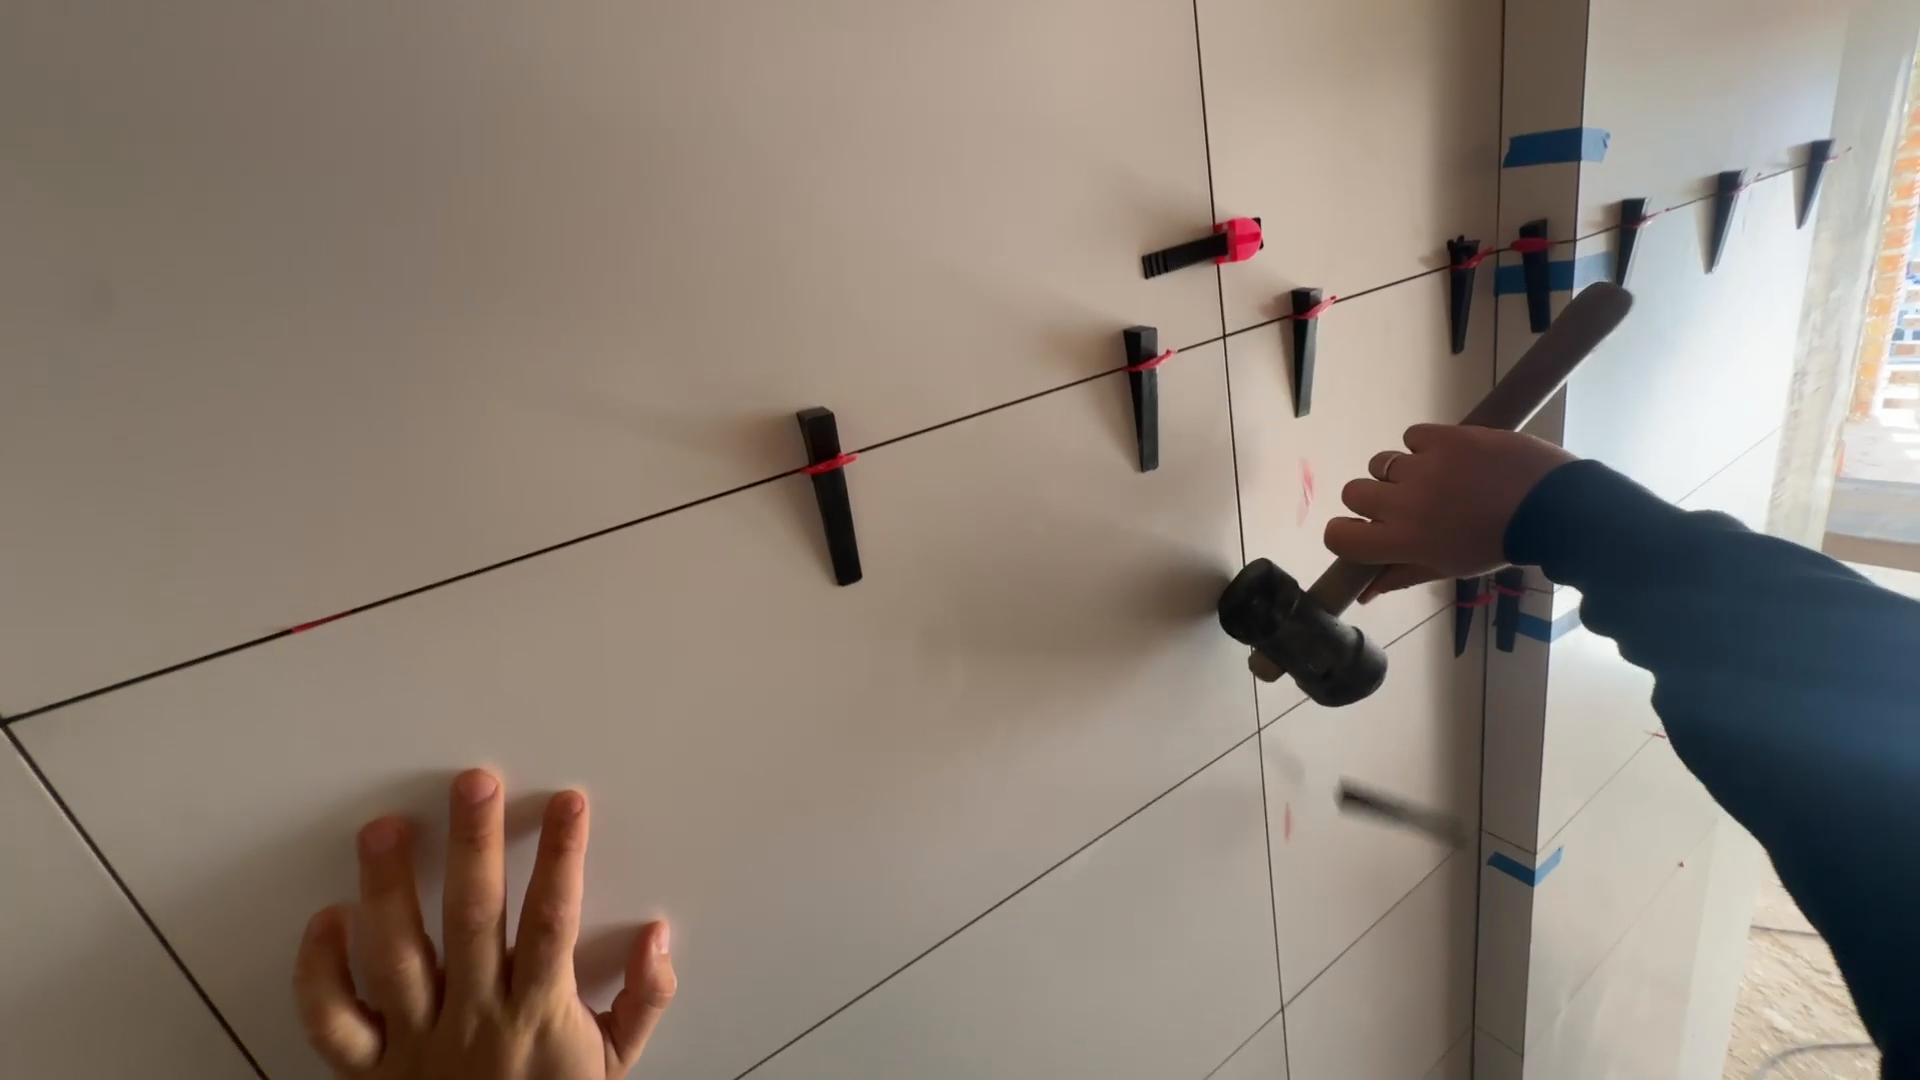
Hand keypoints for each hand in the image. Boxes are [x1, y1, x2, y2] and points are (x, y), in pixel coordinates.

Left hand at [293, 769, 675, 1079]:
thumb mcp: (616, 1064)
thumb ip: (644, 999)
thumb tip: (657, 935)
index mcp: (537, 1014)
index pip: (553, 919)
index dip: (563, 856)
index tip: (568, 802)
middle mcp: (472, 1017)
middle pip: (473, 919)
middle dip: (476, 845)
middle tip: (473, 785)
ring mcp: (413, 1043)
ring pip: (396, 957)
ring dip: (390, 889)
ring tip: (385, 830)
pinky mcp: (365, 1072)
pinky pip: (332, 1025)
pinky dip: (319, 974)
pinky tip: (326, 919)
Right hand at [1325, 424, 1575, 599]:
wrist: (1557, 508)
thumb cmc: (1497, 545)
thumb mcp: (1447, 567)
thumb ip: (1399, 576)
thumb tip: (1362, 593)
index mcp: (1400, 541)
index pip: (1338, 536)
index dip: (1344, 532)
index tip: (1365, 530)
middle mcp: (1401, 503)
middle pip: (1353, 493)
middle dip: (1373, 498)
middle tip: (1405, 502)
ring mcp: (1421, 468)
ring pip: (1381, 462)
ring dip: (1398, 471)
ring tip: (1431, 476)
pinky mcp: (1444, 438)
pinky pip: (1412, 436)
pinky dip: (1424, 445)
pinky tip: (1447, 457)